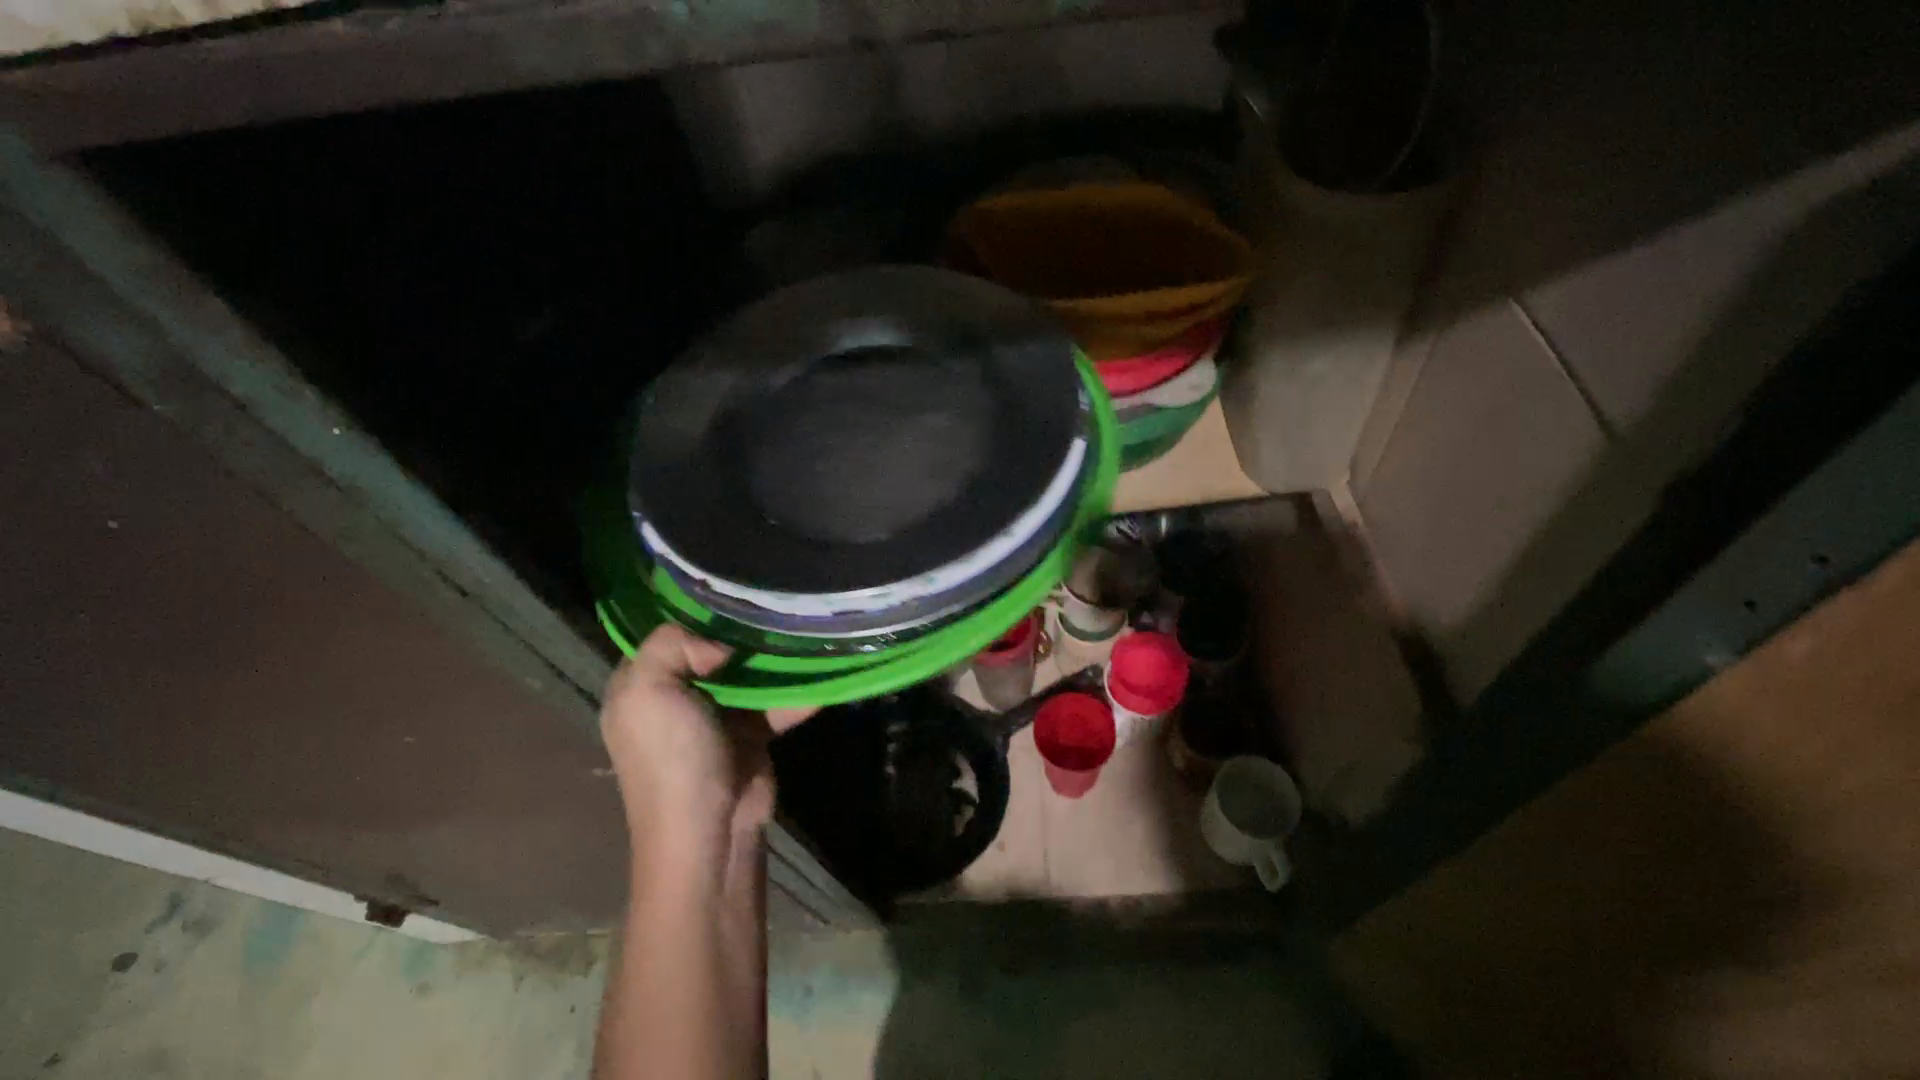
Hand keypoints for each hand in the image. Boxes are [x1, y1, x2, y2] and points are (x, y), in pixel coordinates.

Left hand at [599, 624, 812, 860]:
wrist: (710, 831)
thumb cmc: (672, 758)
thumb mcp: (649, 691)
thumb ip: (670, 645)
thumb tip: (718, 645)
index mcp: (637, 688)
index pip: (660, 637)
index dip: (689, 617)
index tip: (727, 594)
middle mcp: (673, 699)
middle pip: (708, 652)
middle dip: (738, 632)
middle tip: (772, 605)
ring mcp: (714, 719)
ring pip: (745, 675)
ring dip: (771, 660)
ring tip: (801, 630)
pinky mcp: (750, 736)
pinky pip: (775, 705)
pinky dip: (797, 694)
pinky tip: (821, 675)